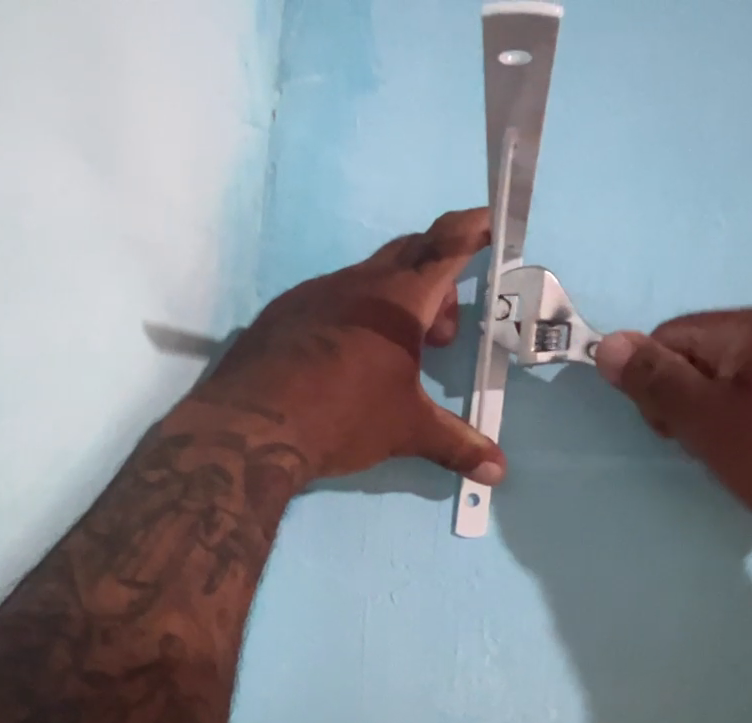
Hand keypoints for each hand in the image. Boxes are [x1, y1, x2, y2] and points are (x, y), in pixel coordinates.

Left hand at [185, 208, 506, 483]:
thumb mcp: (406, 430)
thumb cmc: (342, 416)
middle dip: (436, 283)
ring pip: (366, 280)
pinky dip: (353, 318)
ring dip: (392, 305)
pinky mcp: (281, 315)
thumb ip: (456, 444)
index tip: (490, 221)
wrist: (251, 426)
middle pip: (408, 254)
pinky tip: (346, 363)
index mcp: (397, 299)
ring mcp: (312, 295)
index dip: (472, 228)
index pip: (445, 244)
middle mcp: (355, 283)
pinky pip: (328, 301)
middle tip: (444, 334)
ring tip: (396, 358)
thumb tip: (500, 471)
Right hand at [596, 307, 751, 551]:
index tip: (672, 431)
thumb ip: (655, 381)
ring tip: (740, 456)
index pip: (670, 336)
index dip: (654, 383)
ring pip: (741, 375)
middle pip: (705, 353)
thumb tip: (608, 342)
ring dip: (721, 411)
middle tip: (705, 447)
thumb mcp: (708, 424)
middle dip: (688, 397)